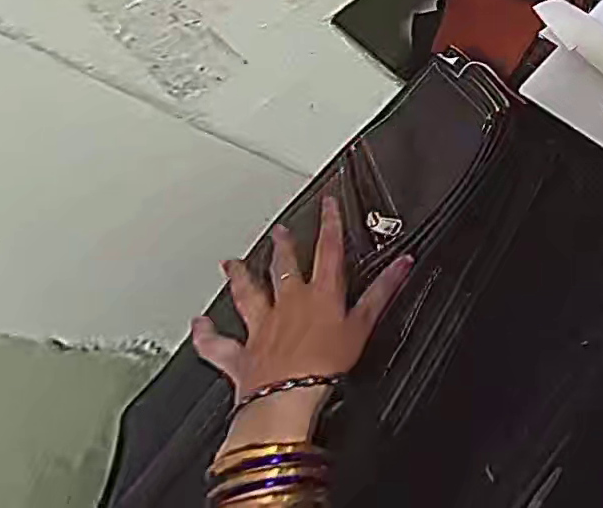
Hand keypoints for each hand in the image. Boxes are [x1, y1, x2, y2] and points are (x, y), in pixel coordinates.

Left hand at [193, 196, 412, 451]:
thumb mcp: (364, 323)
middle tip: (279, 229)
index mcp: (321, 293)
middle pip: (284, 266)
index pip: (328, 248)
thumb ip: (384, 290)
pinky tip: (198, 323)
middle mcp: (289, 303)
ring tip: (232, 263)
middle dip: (283, 245)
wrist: (285, 400)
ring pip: (248, 295)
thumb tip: (404, 262)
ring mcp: (261, 327)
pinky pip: (218, 343)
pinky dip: (206, 334)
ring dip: (240, 278)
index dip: (330, 222)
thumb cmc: (326, 364)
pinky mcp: (240, 355)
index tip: (328, 202)